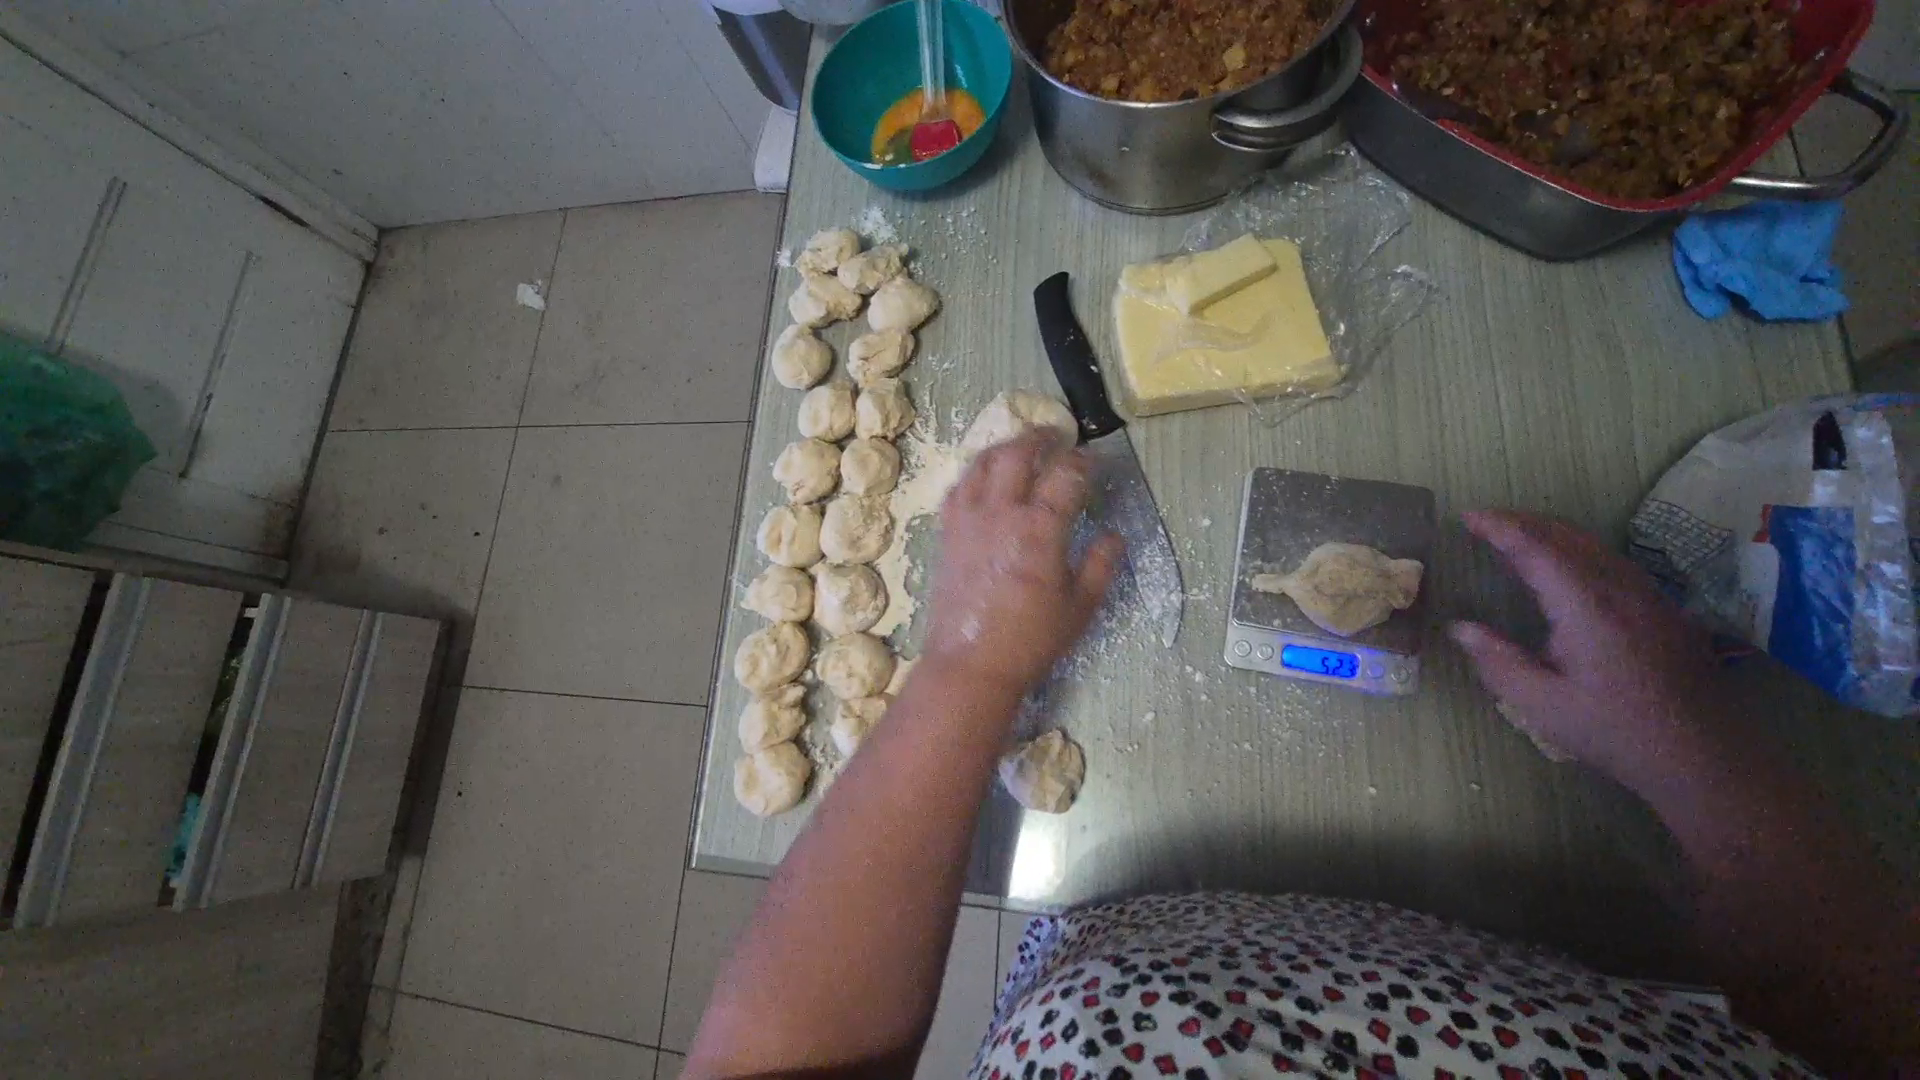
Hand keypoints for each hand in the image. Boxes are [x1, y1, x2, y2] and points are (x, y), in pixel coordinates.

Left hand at [924, 430, 1122, 694]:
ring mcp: (968, 519)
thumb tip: (1115, 534)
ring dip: (1005, 446)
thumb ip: (1102, 565)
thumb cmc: (1030, 640)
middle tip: (1057, 434)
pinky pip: (958, 486)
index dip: (1085, 461)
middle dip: (1041, 436)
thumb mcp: (1081, 608)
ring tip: (1021, 445)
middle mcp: (1001, 513)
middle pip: (1018, 453)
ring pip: (983, 462)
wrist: (970, 663)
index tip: (1096, 460)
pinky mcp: (947, 532)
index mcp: (1040, 529)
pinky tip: (985, 477)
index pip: (1067, 474)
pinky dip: (975, 472)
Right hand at [1450, 510, 1724, 789]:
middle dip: (1523, 522)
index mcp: (1586, 608)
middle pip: (1568, 537)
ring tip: (1515, 537)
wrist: (1704, 759)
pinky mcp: (1663, 611)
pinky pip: (1612, 563)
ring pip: (1595, 546)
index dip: (1501, 528)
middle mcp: (1620, 592)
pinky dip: (1576, 551)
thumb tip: (1460, 627)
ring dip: (1551, 533)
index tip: (1467, 517)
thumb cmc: (1615, 731)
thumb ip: (1497, 660)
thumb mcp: (1539, 703)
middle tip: (1483, 521)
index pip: (1538, 550)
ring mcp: (1648, 599)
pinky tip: (1562, 568)